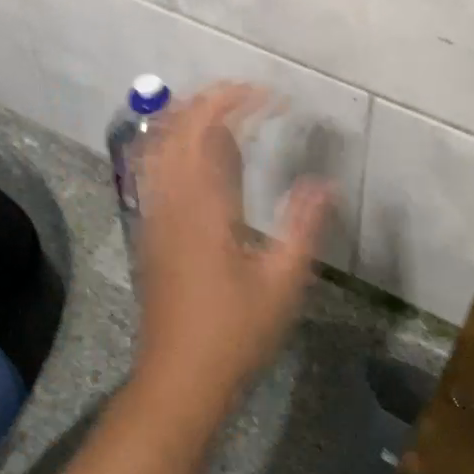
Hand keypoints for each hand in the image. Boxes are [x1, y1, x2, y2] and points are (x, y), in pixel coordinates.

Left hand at [133, 82, 334, 398]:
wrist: (178, 381)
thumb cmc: (235, 334)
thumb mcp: (283, 283)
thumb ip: (304, 227)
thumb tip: (324, 183)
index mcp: (206, 209)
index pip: (211, 133)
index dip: (238, 102)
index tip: (273, 96)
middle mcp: (172, 203)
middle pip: (176, 129)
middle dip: (209, 100)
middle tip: (248, 93)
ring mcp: (154, 218)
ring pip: (158, 148)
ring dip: (186, 118)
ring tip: (223, 110)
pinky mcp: (149, 234)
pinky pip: (153, 171)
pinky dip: (172, 145)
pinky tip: (197, 155)